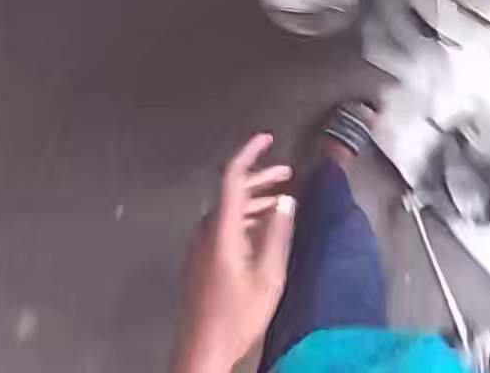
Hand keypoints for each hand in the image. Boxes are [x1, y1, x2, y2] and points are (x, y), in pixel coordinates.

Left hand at [173, 133, 296, 372]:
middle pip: (233, 189)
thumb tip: (287, 201)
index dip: (250, 152)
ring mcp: (201, 244)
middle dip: (262, 177)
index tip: (266, 138)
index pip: (233, 175)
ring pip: (230, 207)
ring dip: (256, 199)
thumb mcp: (268, 276)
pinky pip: (225, 223)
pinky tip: (264, 227)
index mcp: (223, 228)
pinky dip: (246, 215)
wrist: (201, 353)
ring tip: (281, 200)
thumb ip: (278, 234)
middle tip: (286, 173)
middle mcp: (208, 229)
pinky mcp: (201, 257)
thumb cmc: (236, 316)